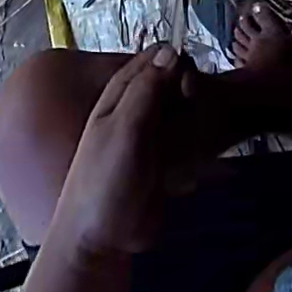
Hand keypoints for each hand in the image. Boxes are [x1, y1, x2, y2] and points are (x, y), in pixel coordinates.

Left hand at [43, 44, 194, 263]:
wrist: (100, 241)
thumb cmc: (104, 180)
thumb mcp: (124, 129)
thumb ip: (147, 88)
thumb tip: (171, 50)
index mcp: (124, 88)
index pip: (162, 56)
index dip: (180, 67)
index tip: (187, 90)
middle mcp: (141, 103)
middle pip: (182, 83)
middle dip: (189, 106)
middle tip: (179, 132)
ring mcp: (156, 130)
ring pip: (190, 113)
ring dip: (190, 136)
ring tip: (173, 163)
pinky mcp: (168, 156)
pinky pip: (191, 142)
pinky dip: (190, 157)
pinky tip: (178, 179)